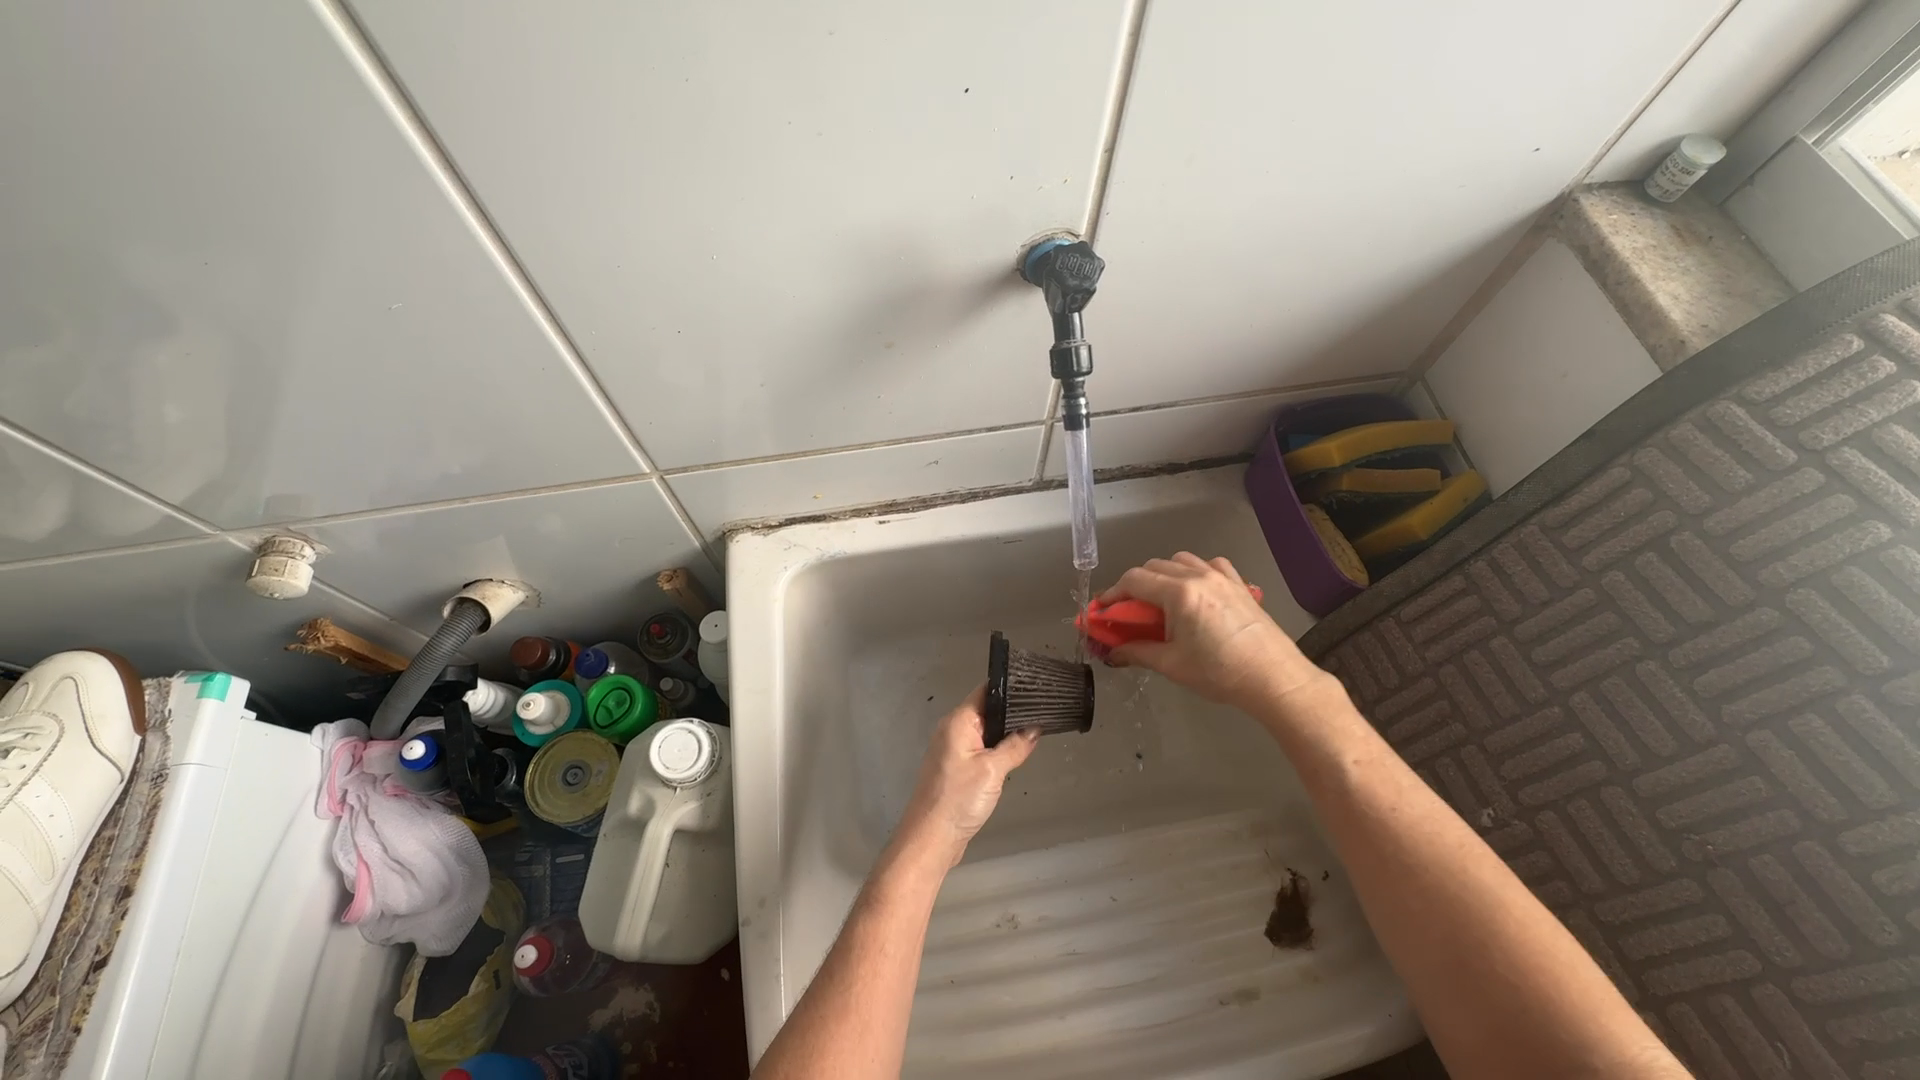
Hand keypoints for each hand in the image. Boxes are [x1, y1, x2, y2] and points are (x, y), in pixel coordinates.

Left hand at [895, 686, 1038, 866]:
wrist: (931, 838)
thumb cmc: (958, 799)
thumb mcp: (993, 770)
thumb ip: (1015, 746)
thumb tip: (1034, 728)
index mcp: (958, 721)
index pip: (985, 691)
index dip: (1009, 686)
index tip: (1035, 685)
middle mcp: (952, 729)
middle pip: (986, 710)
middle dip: (1012, 711)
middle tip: (1044, 709)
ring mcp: (953, 750)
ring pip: (985, 732)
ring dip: (1005, 733)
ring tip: (1037, 728)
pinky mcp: (956, 768)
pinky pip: (981, 749)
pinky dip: (997, 749)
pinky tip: (1016, 754)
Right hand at [1102, 553, 1327, 711]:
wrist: (1274, 678)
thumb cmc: (1221, 674)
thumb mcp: (1172, 664)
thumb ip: (1137, 652)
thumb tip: (1113, 652)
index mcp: (1179, 594)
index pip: (1133, 580)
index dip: (1112, 594)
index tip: (1102, 611)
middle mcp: (1198, 577)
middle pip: (1153, 567)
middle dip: (1135, 586)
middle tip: (1128, 613)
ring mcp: (1222, 577)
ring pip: (1180, 561)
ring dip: (1163, 575)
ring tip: (1161, 603)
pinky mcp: (1239, 585)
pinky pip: (1209, 565)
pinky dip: (1194, 573)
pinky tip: (1195, 594)